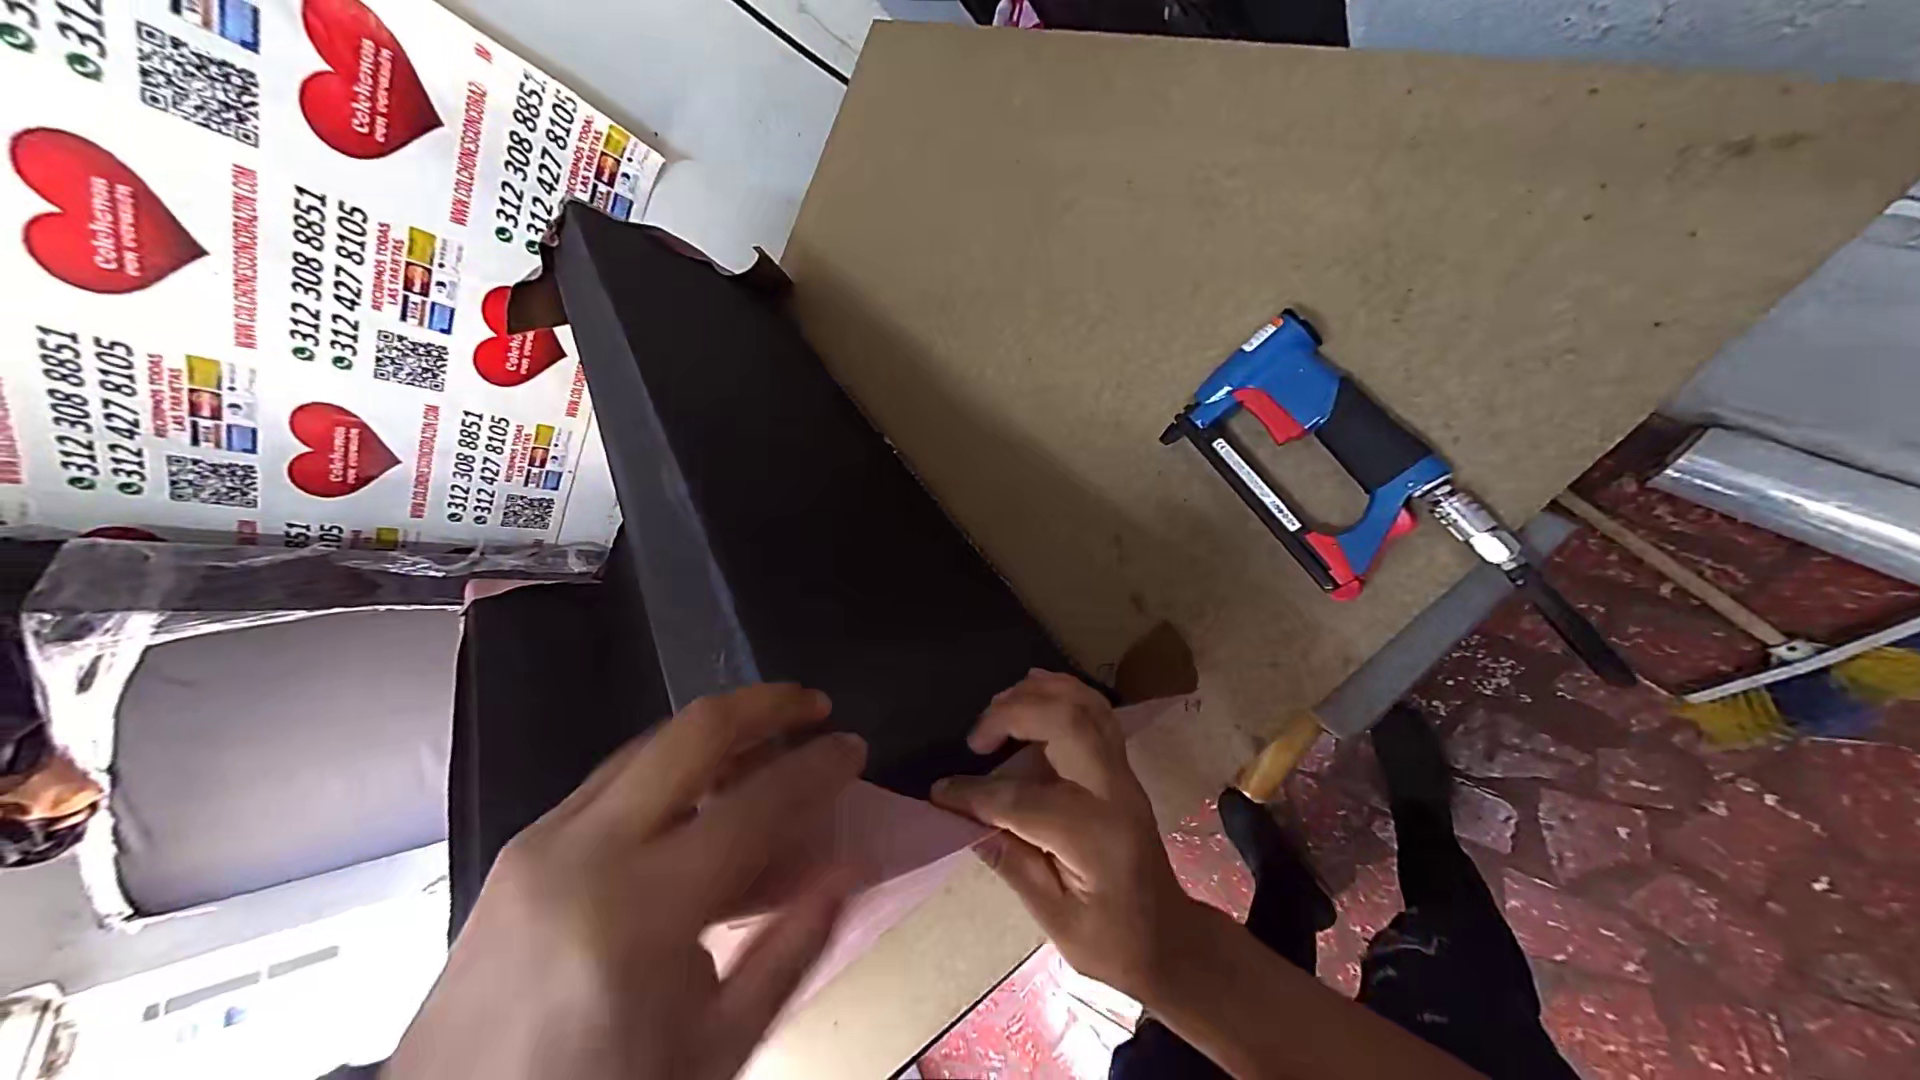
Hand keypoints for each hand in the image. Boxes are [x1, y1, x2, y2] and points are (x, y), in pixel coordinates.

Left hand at [386, 685, 866, 1079]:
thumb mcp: (713, 1050)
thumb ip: (789, 950)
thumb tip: (846, 870)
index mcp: (642, 912)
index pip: (757, 806)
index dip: (818, 769)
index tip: (855, 748)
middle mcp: (588, 851)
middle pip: (695, 732)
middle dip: (768, 704)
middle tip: (815, 705)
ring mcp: (545, 839)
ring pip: (653, 742)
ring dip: (721, 727)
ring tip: (771, 736)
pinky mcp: (523, 844)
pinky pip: (617, 774)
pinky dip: (675, 762)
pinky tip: (705, 785)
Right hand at [930, 670, 1208, 998]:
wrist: (1169, 936)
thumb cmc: (1112, 940)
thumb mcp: (1054, 920)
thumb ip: (1008, 861)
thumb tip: (960, 818)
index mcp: (1096, 837)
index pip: (1024, 799)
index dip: (975, 794)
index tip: (941, 794)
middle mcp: (1114, 791)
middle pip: (1066, 723)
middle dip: (1011, 716)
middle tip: (976, 739)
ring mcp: (1122, 771)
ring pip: (1084, 705)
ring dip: (1036, 694)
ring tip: (996, 706)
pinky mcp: (1121, 764)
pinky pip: (1095, 709)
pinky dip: (1061, 690)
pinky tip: (1032, 687)